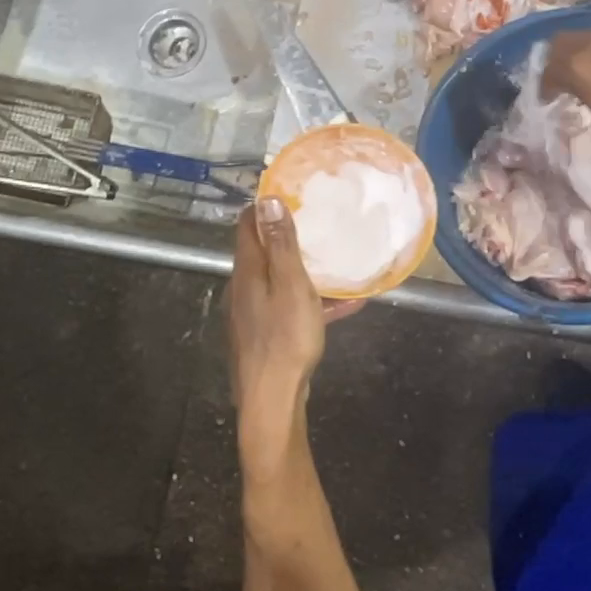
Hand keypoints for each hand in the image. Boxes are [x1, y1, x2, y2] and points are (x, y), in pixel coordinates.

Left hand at [229, 197, 362, 467]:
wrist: (272, 399)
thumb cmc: (285, 338)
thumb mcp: (291, 285)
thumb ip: (281, 244)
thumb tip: (266, 200)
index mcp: (247, 272)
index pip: (247, 226)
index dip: (264, 206)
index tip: (290, 192)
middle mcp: (244, 289)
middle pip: (262, 252)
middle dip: (287, 235)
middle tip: (319, 221)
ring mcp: (253, 314)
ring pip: (279, 280)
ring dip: (304, 269)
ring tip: (336, 262)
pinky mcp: (266, 335)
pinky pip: (290, 306)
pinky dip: (313, 300)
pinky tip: (347, 305)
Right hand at [543, 23, 590, 190]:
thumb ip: (584, 92)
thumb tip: (582, 87)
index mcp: (578, 65)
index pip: (549, 69)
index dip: (546, 84)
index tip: (549, 96)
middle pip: (564, 40)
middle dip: (558, 57)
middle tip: (562, 74)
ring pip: (589, 32)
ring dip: (584, 47)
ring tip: (589, 65)